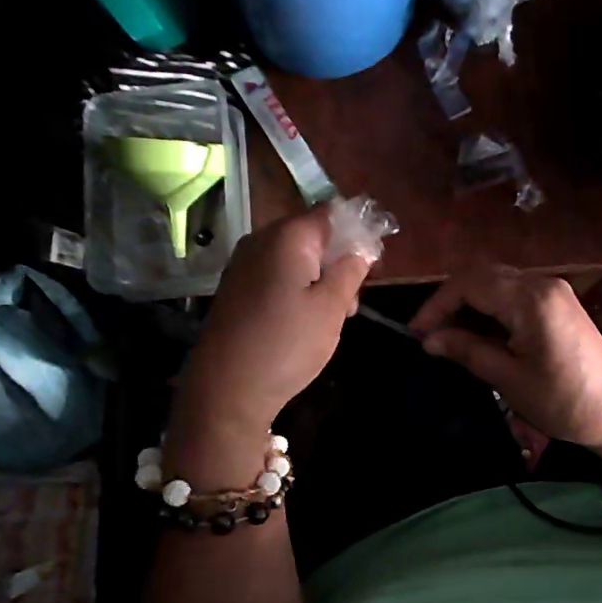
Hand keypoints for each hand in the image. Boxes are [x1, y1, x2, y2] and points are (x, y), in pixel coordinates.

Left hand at [174, 203, 372, 437]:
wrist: (227, 388)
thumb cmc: (287, 344)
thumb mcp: (331, 308)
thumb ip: (350, 271)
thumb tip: (361, 249)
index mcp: (288, 236)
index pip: (331, 213)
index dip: (358, 232)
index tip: (374, 264)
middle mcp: (261, 240)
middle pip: (312, 236)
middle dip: (338, 261)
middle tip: (352, 301)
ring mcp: (243, 264)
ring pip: (294, 258)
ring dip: (319, 279)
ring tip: (332, 318)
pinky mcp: (235, 289)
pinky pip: (275, 276)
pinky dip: (296, 289)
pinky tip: (303, 321)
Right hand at [408, 264, 601, 447]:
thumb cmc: (565, 400)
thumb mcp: (509, 379)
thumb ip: (467, 351)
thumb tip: (428, 339)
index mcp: (530, 300)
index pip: (469, 284)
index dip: (437, 305)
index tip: (416, 333)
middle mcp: (541, 284)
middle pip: (481, 276)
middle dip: (449, 302)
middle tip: (428, 335)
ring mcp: (551, 291)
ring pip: (495, 283)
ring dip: (467, 305)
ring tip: (446, 337)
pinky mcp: (555, 303)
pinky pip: (511, 294)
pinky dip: (488, 309)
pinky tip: (476, 334)